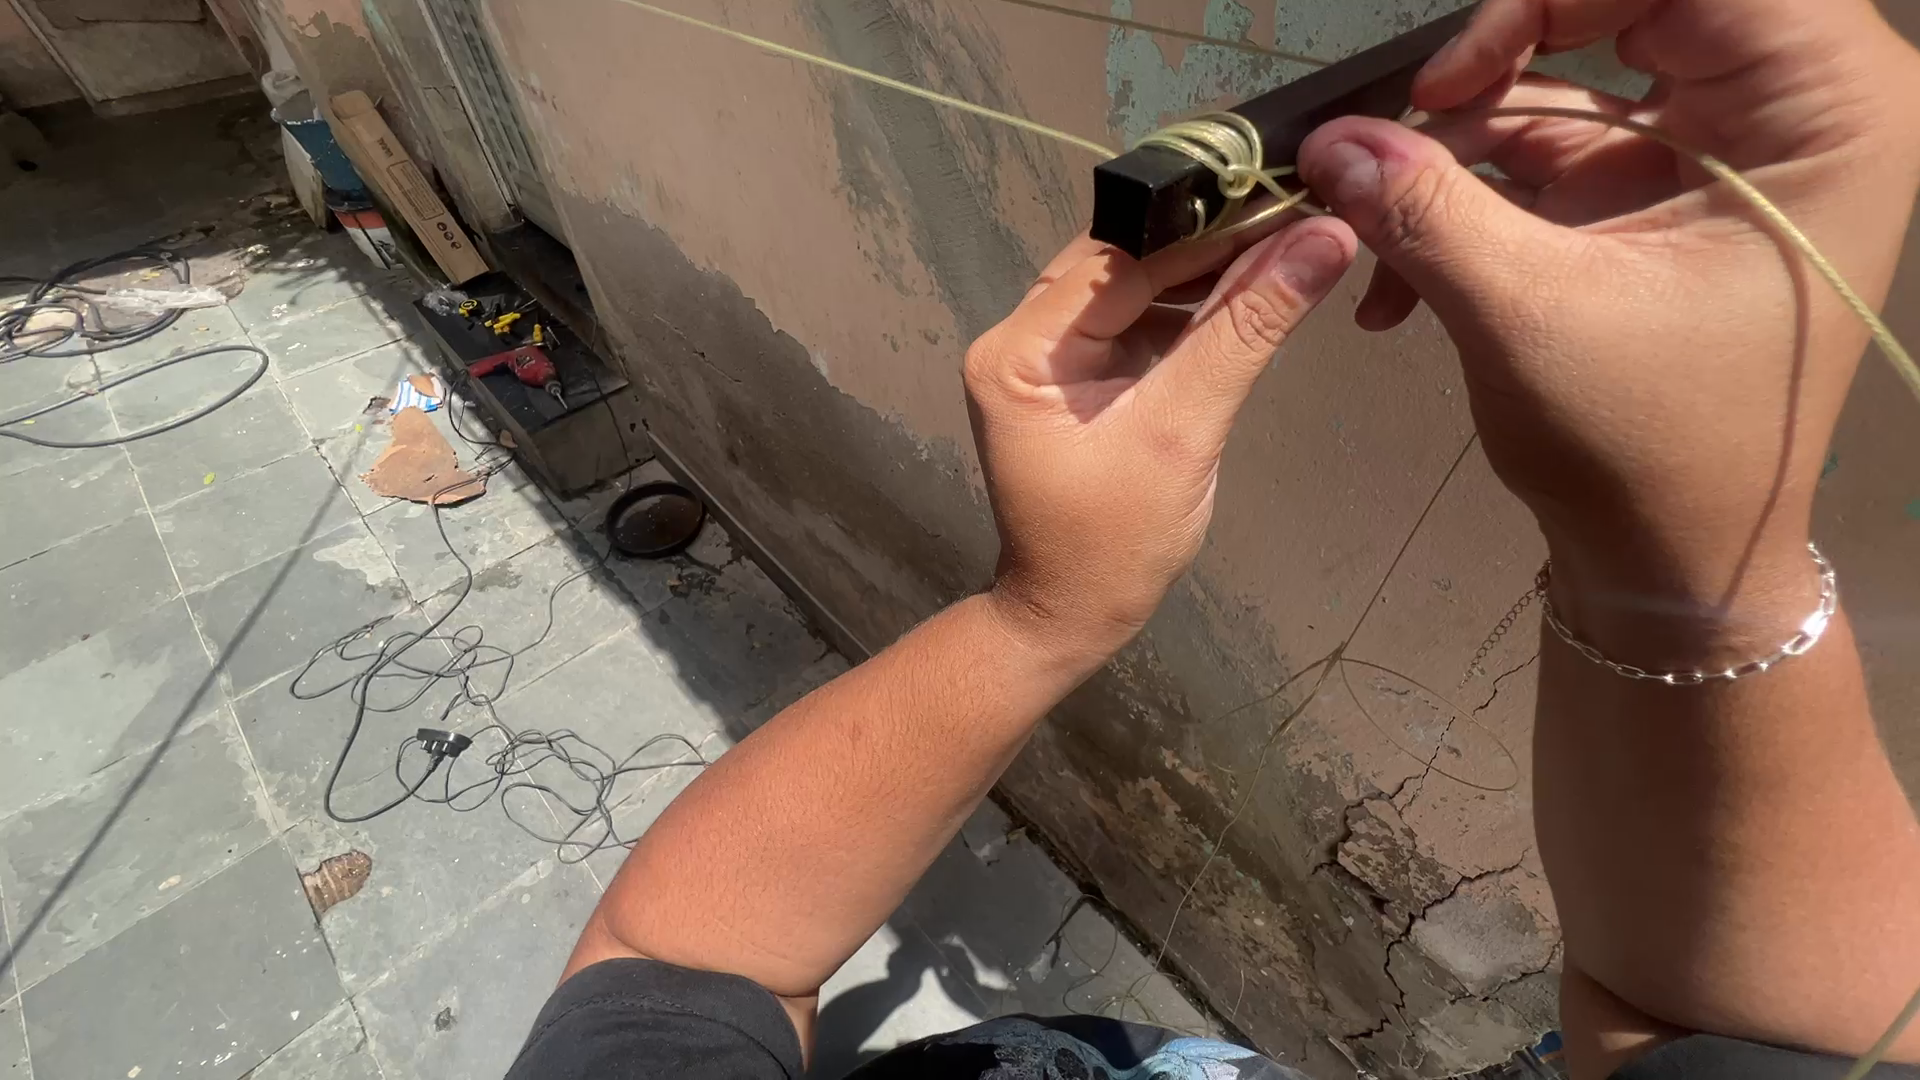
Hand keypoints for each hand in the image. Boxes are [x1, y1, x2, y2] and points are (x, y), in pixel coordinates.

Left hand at [966, 219, 1355, 664]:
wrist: (1075, 608)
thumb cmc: (1115, 542)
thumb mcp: (1181, 434)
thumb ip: (1244, 333)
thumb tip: (1323, 238)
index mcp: (1017, 355)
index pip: (1116, 263)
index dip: (1205, 228)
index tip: (1290, 194)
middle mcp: (1018, 343)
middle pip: (1119, 265)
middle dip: (1206, 243)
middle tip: (1297, 210)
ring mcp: (1043, 359)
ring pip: (1130, 288)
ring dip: (1202, 273)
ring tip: (1285, 243)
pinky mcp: (1073, 378)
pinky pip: (1133, 324)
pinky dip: (1186, 312)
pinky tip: (1245, 294)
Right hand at [1296, 0, 1919, 650]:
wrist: (1657, 540)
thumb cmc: (1634, 435)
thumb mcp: (1523, 314)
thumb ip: (1426, 214)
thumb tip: (1328, 145)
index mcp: (1814, 107)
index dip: (1548, 3)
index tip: (1437, 91)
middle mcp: (1763, 111)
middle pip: (1605, 26)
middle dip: (1471, 98)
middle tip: (1380, 161)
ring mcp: (1683, 164)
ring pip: (1539, 109)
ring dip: (1434, 180)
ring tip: (1363, 253)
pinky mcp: (1619, 216)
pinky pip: (1517, 181)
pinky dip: (1444, 224)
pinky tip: (1390, 296)